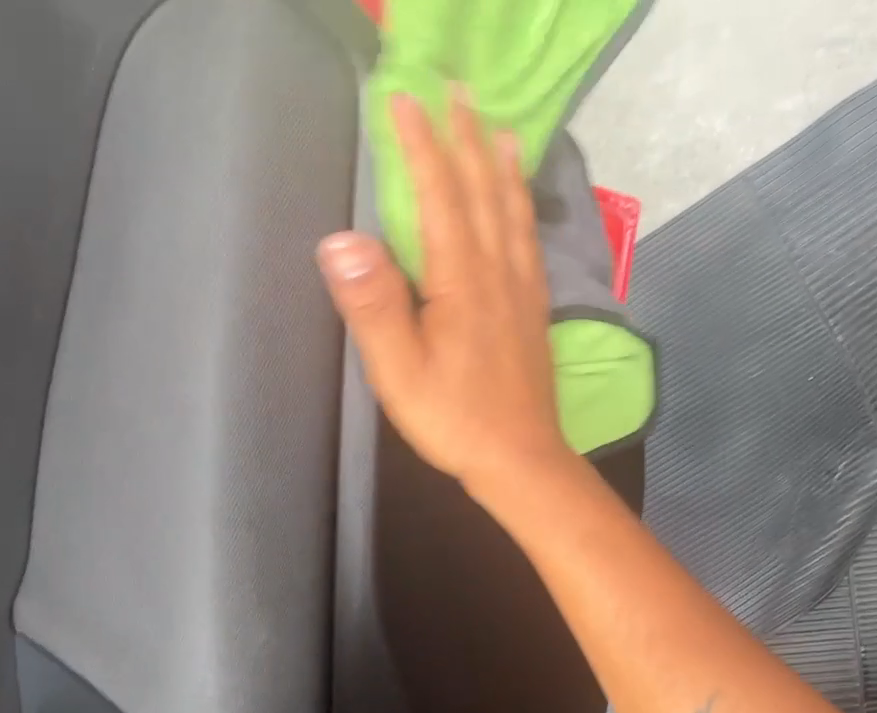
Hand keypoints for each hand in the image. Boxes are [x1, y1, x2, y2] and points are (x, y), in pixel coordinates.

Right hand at [315, 90, 571, 490]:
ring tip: (502, 131)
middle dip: (468, 140)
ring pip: (515, 217)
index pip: (440, 198)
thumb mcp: (400, 370)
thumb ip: (374, 305)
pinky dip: (525, 214)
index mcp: (463, 282)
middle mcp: (500, 276)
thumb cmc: (456, 419)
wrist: (522, 458)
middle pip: (485, 195)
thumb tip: (340, 238)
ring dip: (504, 170)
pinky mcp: (535, 314)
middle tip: (460, 90)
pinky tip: (524, 210)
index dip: (422, 145)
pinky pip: (531, 247)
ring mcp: (523, 294)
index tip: (405, 97)